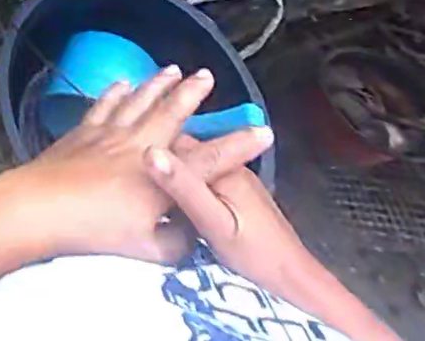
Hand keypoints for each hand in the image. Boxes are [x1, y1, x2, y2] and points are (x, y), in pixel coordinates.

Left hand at [0, 66, 235, 264]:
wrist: (44, 204)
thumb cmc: (98, 230)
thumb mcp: (150, 249)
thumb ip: (178, 238)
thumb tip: (190, 227)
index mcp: (160, 176)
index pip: (210, 162)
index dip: (238, 147)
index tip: (263, 131)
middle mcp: (139, 145)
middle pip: (171, 113)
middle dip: (192, 93)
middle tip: (207, 74)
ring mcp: (109, 132)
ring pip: (139, 100)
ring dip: (156, 84)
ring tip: (171, 69)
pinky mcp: (85, 129)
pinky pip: (105, 104)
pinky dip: (116, 91)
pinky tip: (122, 82)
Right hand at [144, 132, 306, 290]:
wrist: (296, 281)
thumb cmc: (255, 253)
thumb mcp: (214, 224)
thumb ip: (184, 187)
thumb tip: (150, 151)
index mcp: (219, 164)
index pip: (173, 143)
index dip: (150, 151)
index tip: (127, 164)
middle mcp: (228, 162)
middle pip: (184, 152)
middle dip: (162, 162)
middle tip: (137, 184)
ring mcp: (235, 176)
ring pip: (194, 165)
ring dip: (175, 174)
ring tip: (152, 193)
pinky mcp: (238, 190)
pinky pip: (204, 177)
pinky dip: (189, 184)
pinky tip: (178, 203)